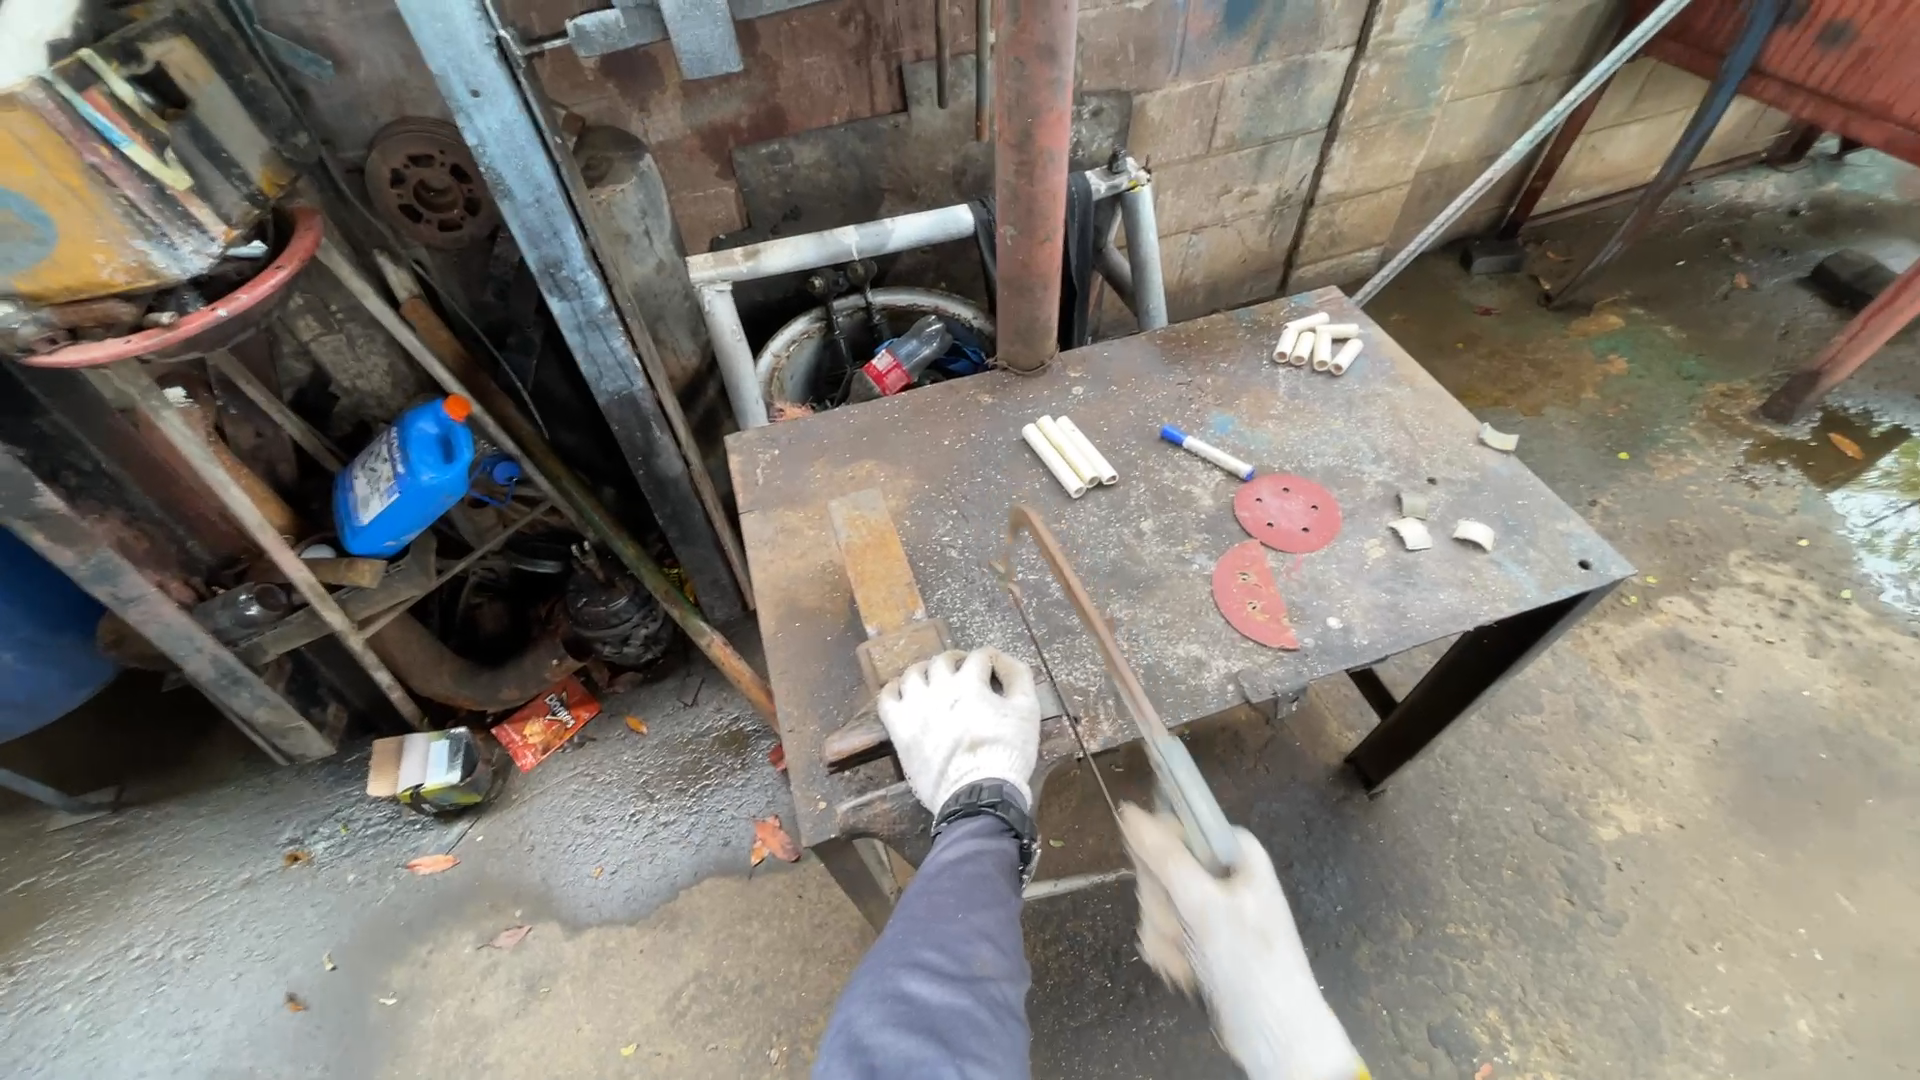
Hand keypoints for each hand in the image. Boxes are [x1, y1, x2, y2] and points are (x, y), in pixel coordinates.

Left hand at [877, 648, 1039, 812]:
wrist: (978, 794)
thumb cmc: (1006, 752)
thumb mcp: (1027, 711)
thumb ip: (1019, 678)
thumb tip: (1004, 660)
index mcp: (970, 681)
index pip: (979, 656)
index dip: (988, 660)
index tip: (992, 670)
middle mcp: (938, 687)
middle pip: (943, 661)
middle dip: (956, 662)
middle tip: (963, 673)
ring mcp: (915, 707)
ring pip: (913, 674)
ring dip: (925, 672)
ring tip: (932, 680)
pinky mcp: (900, 729)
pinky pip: (887, 699)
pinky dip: (894, 690)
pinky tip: (902, 693)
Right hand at [1119, 803, 1368, 1079]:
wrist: (1278, 1040)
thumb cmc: (1251, 966)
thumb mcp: (1206, 907)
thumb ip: (1166, 857)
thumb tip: (1129, 810)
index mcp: (1232, 850)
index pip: (1175, 827)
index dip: (1161, 855)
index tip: (1165, 884)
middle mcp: (1219, 871)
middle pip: (1158, 865)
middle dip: (1162, 905)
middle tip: (1182, 928)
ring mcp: (1207, 905)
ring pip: (1154, 899)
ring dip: (1164, 934)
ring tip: (1189, 958)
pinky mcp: (1196, 935)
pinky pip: (1158, 926)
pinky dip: (1167, 952)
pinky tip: (1186, 971)